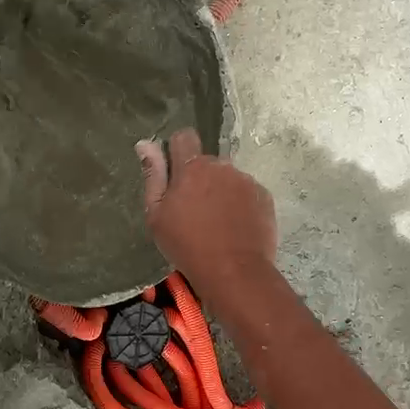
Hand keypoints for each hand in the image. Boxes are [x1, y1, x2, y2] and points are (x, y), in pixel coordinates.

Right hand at [135, 129, 276, 285]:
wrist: (234, 271)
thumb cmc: (186, 244)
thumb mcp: (156, 214)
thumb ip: (153, 175)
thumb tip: (146, 144)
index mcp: (191, 168)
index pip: (184, 137)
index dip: (177, 149)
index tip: (174, 172)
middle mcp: (221, 167)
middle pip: (206, 163)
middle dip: (199, 179)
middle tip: (193, 210)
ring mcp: (246, 181)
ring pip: (227, 178)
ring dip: (220, 191)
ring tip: (216, 223)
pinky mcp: (264, 197)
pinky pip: (247, 193)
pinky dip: (240, 204)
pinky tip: (235, 227)